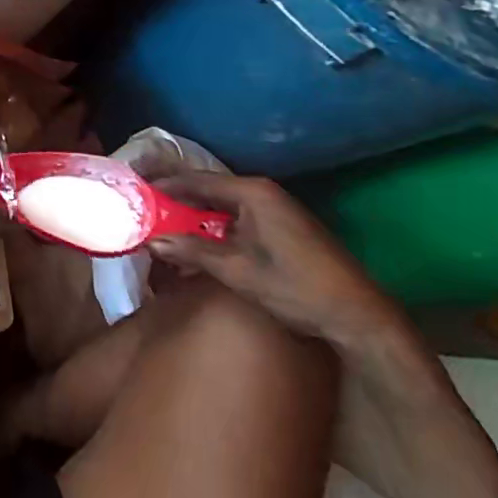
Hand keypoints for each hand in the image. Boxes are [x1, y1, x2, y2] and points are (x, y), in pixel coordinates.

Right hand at [145, 174, 400, 350]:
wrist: (360, 317)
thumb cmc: (296, 287)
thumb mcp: (237, 271)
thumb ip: (192, 251)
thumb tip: (151, 242)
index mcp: (252, 193)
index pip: (196, 180)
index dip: (164, 185)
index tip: (136, 192)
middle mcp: (263, 192)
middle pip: (208, 189)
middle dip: (177, 200)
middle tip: (146, 210)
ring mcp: (276, 208)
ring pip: (223, 204)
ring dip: (195, 215)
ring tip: (165, 226)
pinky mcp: (283, 226)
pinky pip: (238, 216)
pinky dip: (215, 225)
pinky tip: (199, 241)